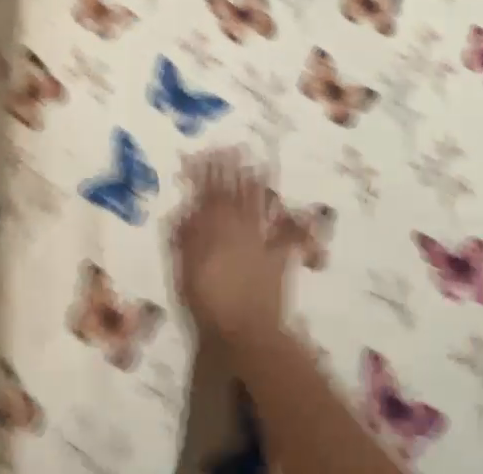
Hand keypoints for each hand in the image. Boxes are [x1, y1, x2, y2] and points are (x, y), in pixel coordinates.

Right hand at [170, 149, 292, 347]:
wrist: (245, 334)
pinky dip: (293, 223)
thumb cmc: (205, 304)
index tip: (205, 153)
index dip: (206, 173)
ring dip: (257, 184)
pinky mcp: (279, 261)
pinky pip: (287, 237)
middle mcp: (237, 229)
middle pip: (233, 193)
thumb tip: (185, 211)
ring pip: (258, 206)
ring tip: (259, 163)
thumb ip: (184, 238)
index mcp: (211, 229)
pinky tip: (299, 211)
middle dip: (231, 170)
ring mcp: (261, 243)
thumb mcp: (183, 270)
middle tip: (232, 148)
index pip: (207, 194)